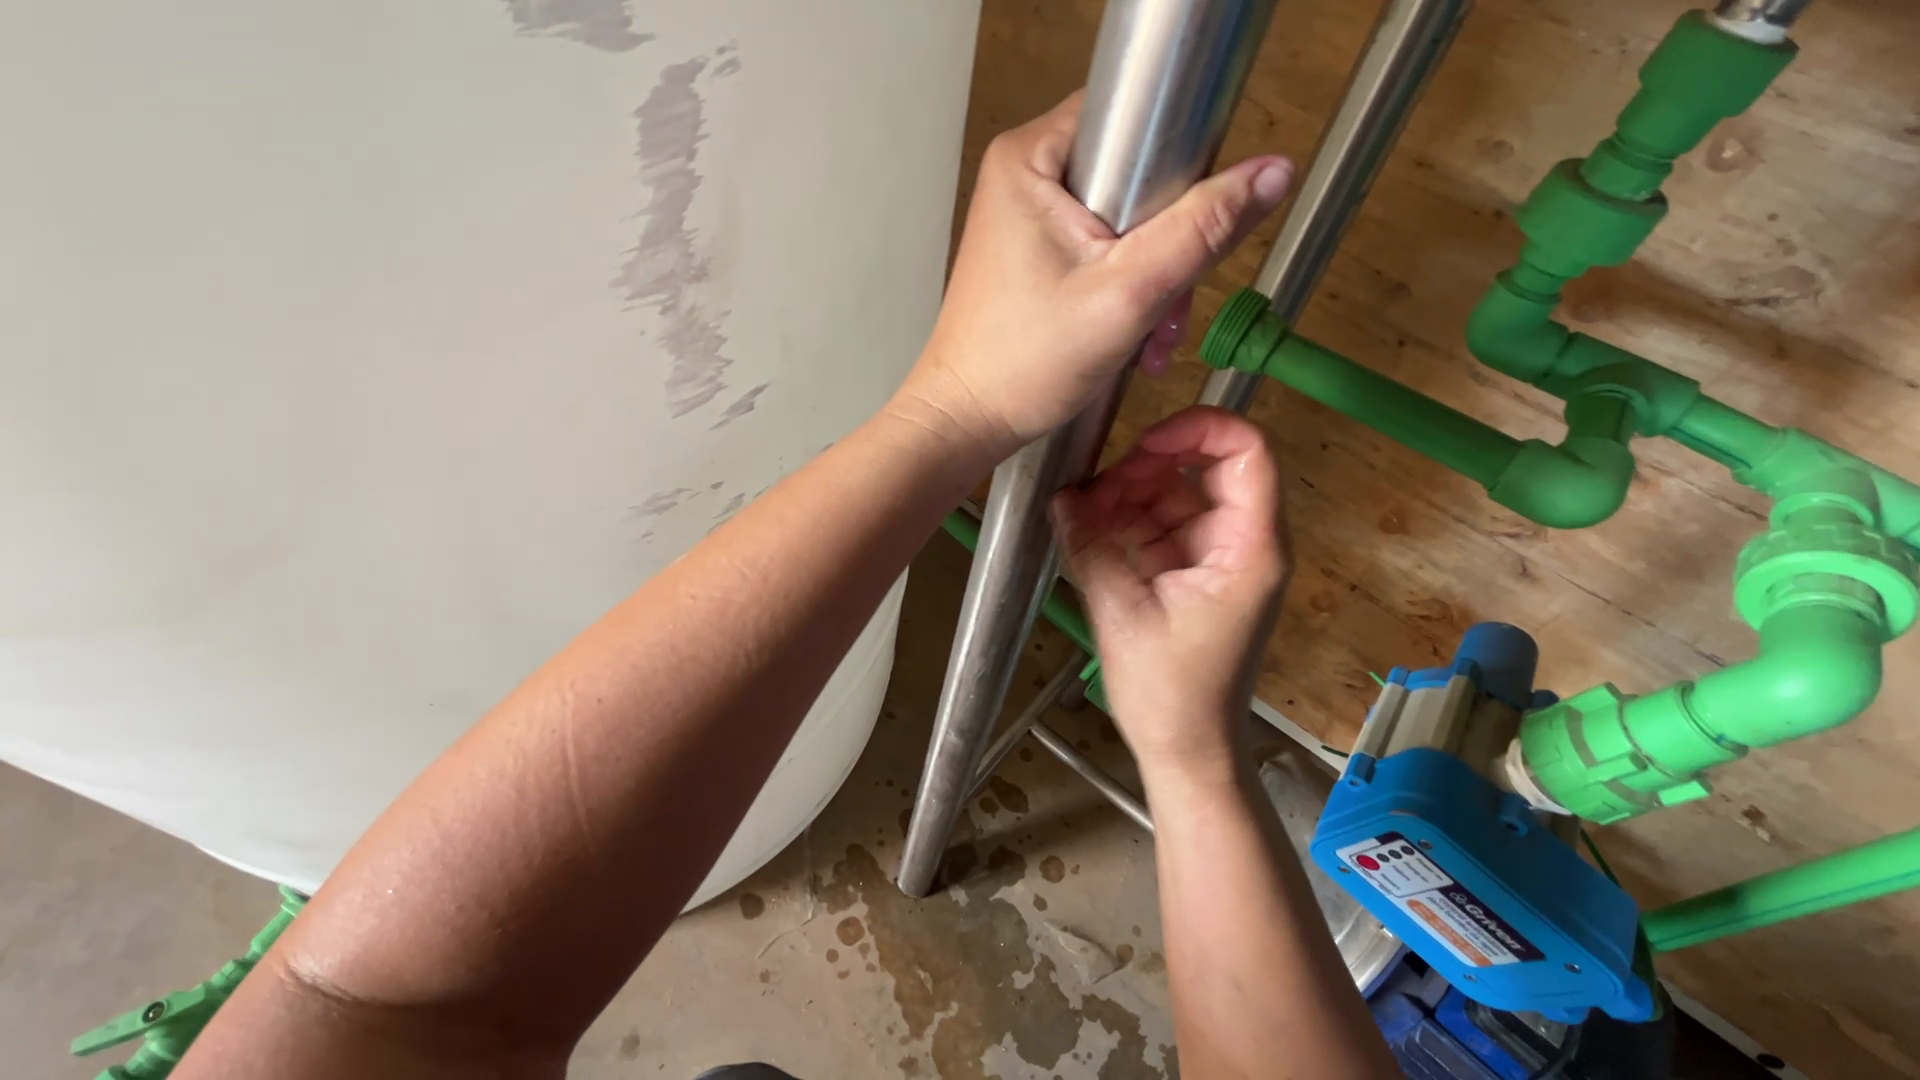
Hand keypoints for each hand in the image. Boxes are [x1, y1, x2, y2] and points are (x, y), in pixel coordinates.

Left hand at [898, 93, 1290, 450]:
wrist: (969, 421)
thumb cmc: (1022, 364)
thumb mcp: (1128, 294)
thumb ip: (1201, 230)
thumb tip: (1270, 173)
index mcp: (1031, 159)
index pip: (1134, 118)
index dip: (1176, 170)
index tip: (1183, 231)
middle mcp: (1025, 176)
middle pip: (1137, 179)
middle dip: (1168, 249)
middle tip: (1167, 307)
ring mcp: (1029, 218)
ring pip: (1128, 225)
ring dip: (1154, 283)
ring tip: (1150, 339)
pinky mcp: (1036, 255)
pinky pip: (1106, 254)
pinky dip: (1129, 294)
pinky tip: (1133, 339)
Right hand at [1050, 407, 1290, 776]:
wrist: (1185, 748)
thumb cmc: (1170, 690)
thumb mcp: (1122, 612)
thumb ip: (1091, 545)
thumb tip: (1062, 497)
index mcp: (1249, 547)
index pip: (1245, 452)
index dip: (1197, 429)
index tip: (1143, 443)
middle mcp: (1242, 543)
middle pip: (1202, 470)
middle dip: (1146, 470)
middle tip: (1095, 491)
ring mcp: (1216, 558)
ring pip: (1175, 497)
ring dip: (1128, 498)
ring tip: (1082, 515)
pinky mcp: (1191, 574)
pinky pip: (1160, 528)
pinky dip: (1126, 524)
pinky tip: (1089, 531)